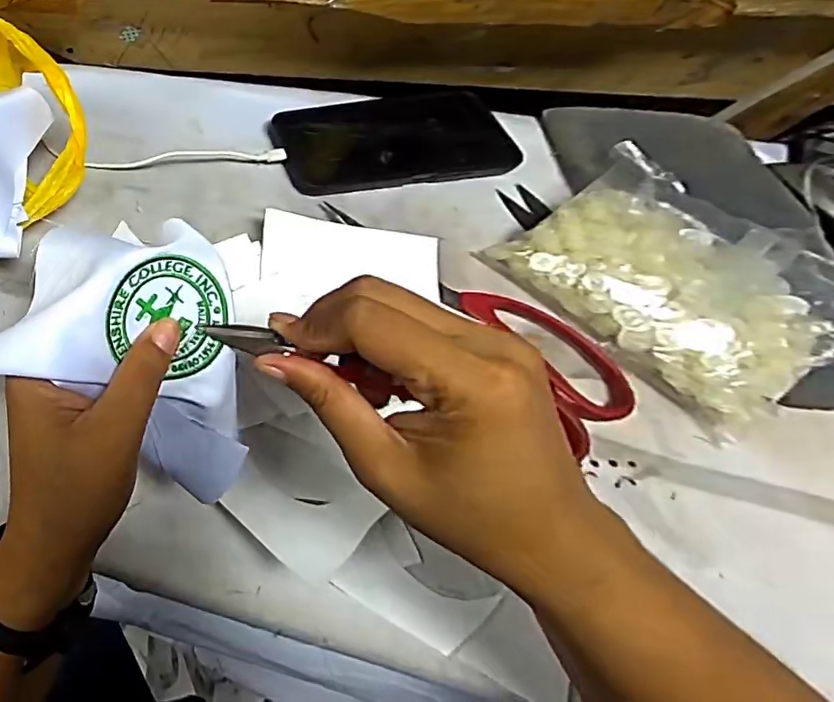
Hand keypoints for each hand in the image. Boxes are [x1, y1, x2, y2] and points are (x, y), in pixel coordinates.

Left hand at [0, 318, 180, 629]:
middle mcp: (34, 374)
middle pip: (79, 335)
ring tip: (166, 318)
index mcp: (29, 369)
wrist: (54, 554)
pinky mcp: (66, 413)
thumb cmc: (75, 492)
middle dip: (120, 318)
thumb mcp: (114, 429)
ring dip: (124, 346)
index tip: (144, 277)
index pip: (65, 317)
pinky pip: (95, 379)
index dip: (105, 296)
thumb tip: (167, 322)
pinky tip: (152, 360)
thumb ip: (140, 374)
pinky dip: (121, 372)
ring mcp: (50, 395)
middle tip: (164, 292)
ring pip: (90, 357)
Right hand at [255, 277, 618, 594]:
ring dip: (350, 327)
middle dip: (326, 320)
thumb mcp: (383, 466)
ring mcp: (496, 338)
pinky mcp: (491, 340)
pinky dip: (377, 334)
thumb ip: (326, 401)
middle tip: (304, 359)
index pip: (369, 319)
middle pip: (377, 293)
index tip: (282, 347)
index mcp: (475, 381)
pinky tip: (377, 376)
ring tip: (349, 379)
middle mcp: (493, 346)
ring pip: (391, 297)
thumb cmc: (480, 517)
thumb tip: (277, 360)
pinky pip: (413, 312)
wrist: (555, 539)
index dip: (314, 327)